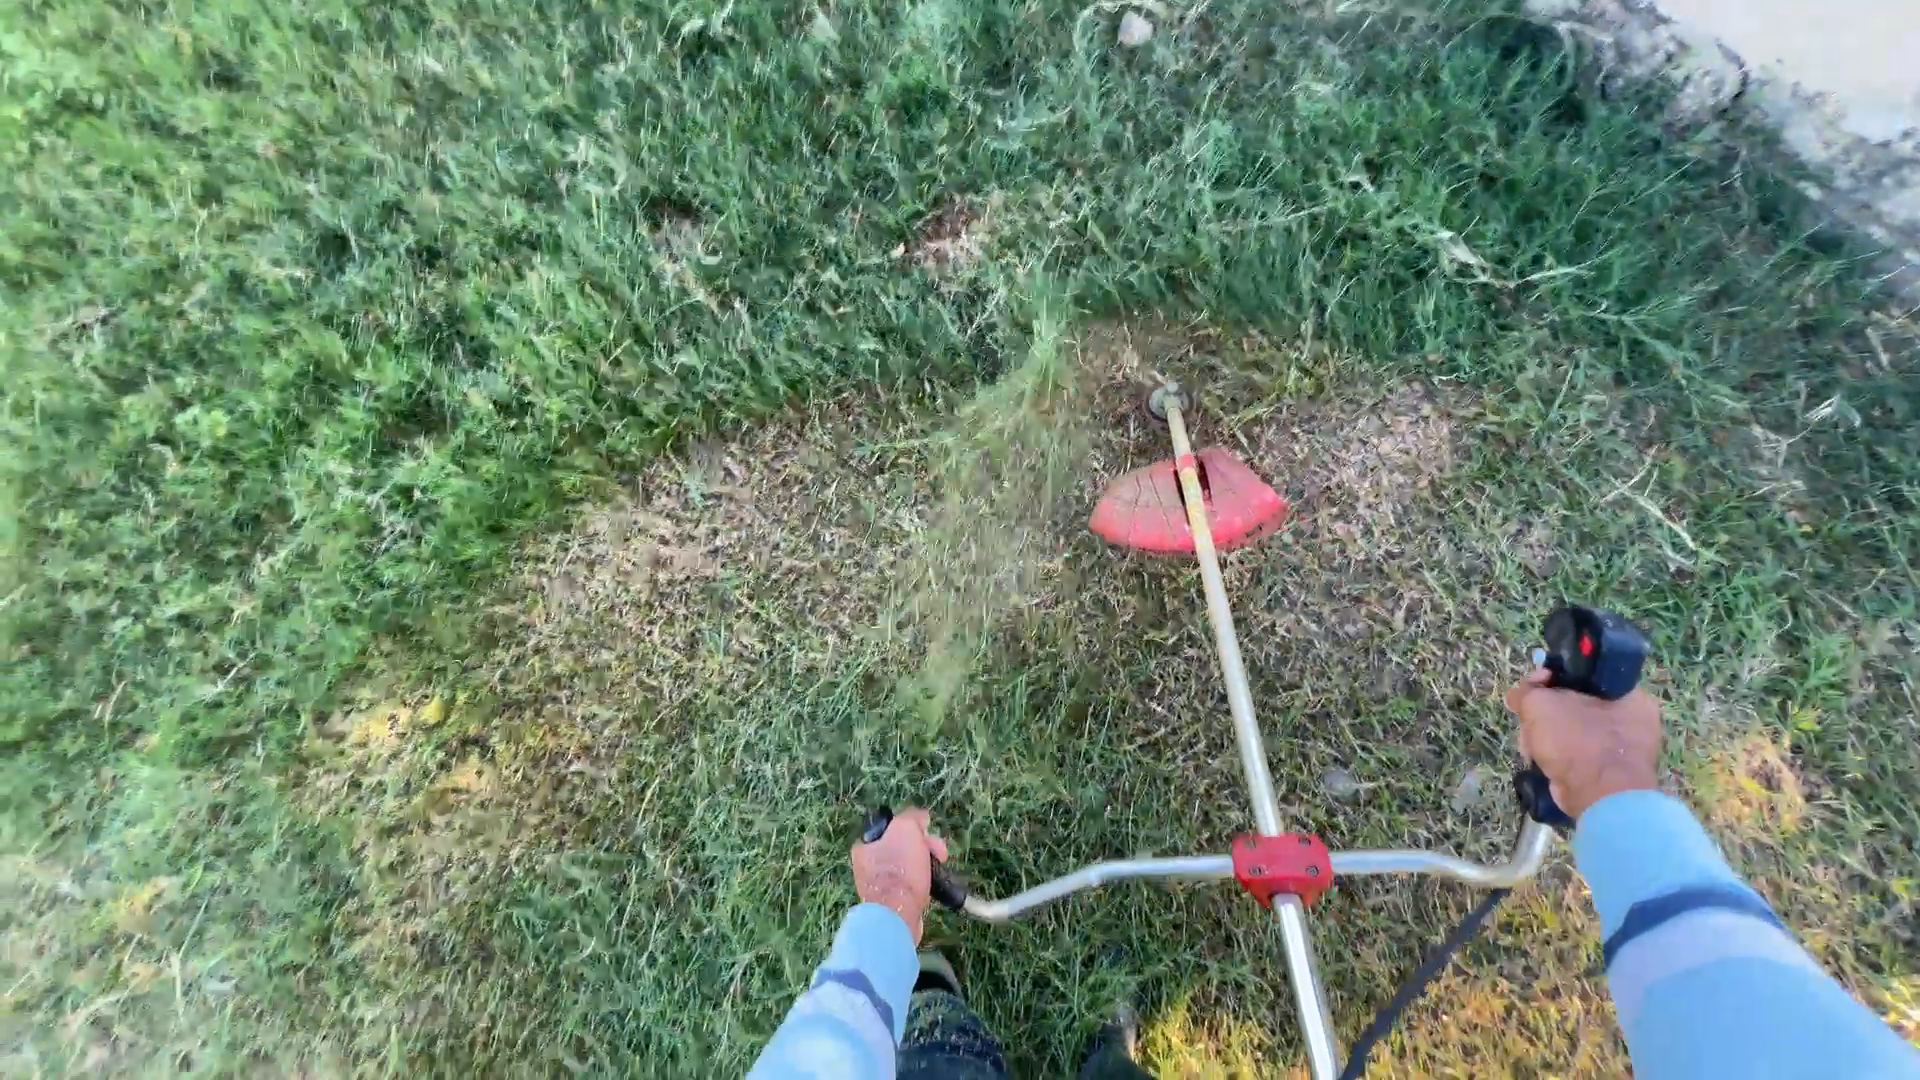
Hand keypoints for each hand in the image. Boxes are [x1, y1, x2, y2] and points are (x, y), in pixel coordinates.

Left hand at [851, 807, 948, 943]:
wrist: (898, 915)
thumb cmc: (900, 869)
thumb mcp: (906, 828)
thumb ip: (912, 817)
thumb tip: (921, 818)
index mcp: (866, 844)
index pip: (894, 826)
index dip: (915, 827)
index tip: (927, 834)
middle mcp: (868, 863)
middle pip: (904, 844)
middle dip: (926, 845)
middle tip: (939, 854)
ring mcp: (880, 883)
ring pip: (910, 863)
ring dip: (927, 863)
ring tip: (938, 871)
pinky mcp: (892, 900)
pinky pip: (910, 882)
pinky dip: (922, 881)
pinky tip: (930, 885)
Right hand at [1506, 668, 1662, 820]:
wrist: (1599, 797)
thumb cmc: (1577, 740)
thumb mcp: (1540, 703)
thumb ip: (1527, 690)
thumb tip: (1521, 695)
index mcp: (1629, 697)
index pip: (1582, 676)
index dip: (1552, 679)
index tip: (1534, 687)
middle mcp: (1631, 721)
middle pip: (1569, 704)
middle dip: (1541, 714)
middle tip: (1530, 722)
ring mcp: (1620, 748)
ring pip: (1565, 729)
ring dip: (1541, 736)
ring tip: (1533, 747)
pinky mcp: (1606, 770)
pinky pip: (1571, 751)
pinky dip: (1553, 754)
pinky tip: (1541, 760)